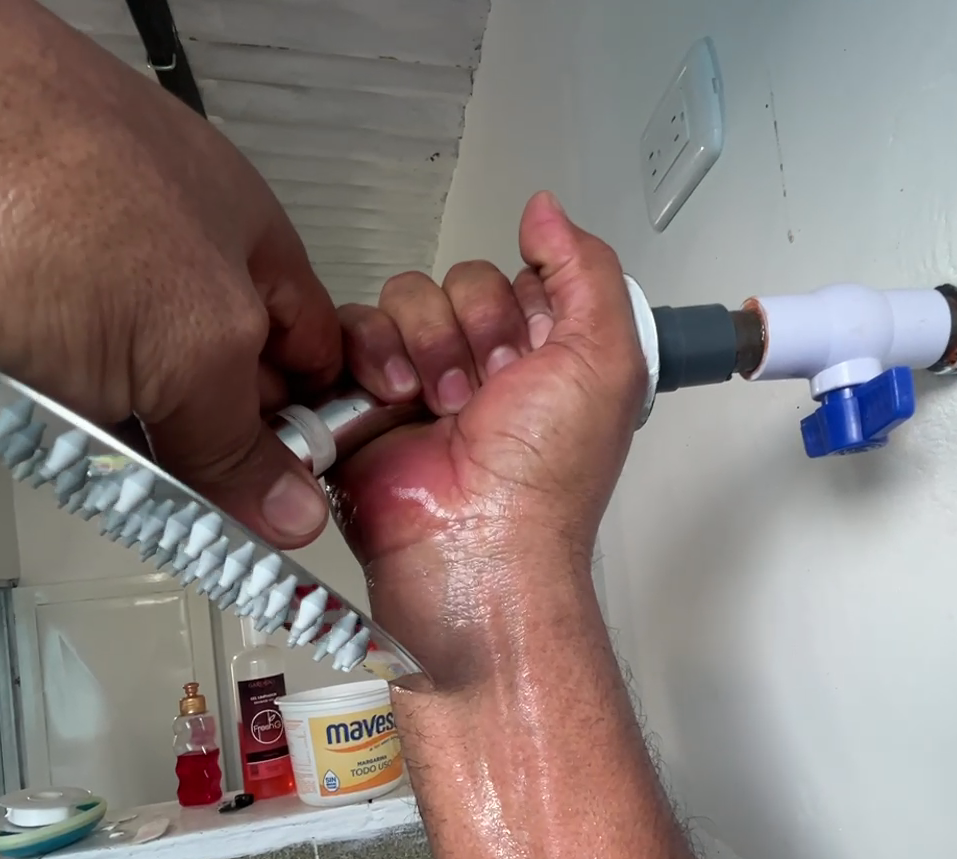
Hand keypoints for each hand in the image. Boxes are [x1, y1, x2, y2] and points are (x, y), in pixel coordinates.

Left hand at [0, 0, 338, 545]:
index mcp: (245, 235)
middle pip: (229, 377)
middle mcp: (172, 250)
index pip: (315, 348)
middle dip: (231, 448)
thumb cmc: (50, 215)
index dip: (322, 421)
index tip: (310, 501)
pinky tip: (69, 455)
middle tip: (225, 525)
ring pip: (143, 390)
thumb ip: (242, 441)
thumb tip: (300, 521)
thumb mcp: (184, 342)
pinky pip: (63, 387)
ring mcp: (78, 275)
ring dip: (147, 446)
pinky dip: (71, 430)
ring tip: (148, 502)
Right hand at [326, 192, 646, 685]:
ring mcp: (422, 383)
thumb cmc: (547, 476)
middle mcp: (482, 367)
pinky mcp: (365, 403)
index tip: (528, 358)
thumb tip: (544, 211)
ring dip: (424, 344)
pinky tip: (393, 400)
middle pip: (459, 283)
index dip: (519, 305)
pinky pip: (351, 333)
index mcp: (542, 358)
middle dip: (473, 329)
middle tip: (485, 393)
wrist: (476, 549)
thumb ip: (586, 272)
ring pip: (404, 300)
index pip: (518, 276)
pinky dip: (369, 354)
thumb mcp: (605, 361)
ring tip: (439, 408)